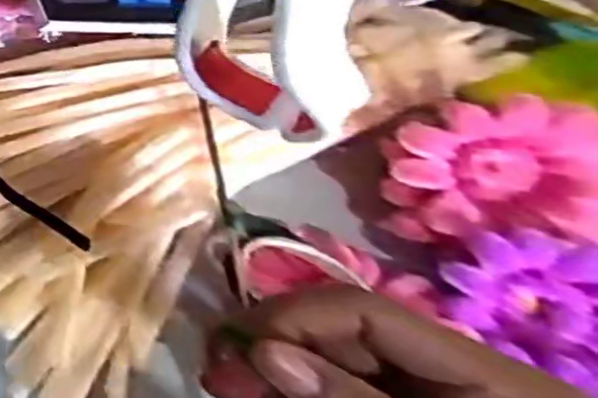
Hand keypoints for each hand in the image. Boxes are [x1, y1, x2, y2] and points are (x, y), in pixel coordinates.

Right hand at [203, 287, 582, 397]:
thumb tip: (263, 352)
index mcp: (478, 369)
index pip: (356, 308)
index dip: (289, 317)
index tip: (239, 350)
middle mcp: (453, 375)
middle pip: (338, 336)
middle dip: (273, 350)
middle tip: (218, 376)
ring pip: (335, 368)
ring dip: (280, 377)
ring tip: (232, 390)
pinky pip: (352, 393)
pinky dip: (309, 396)